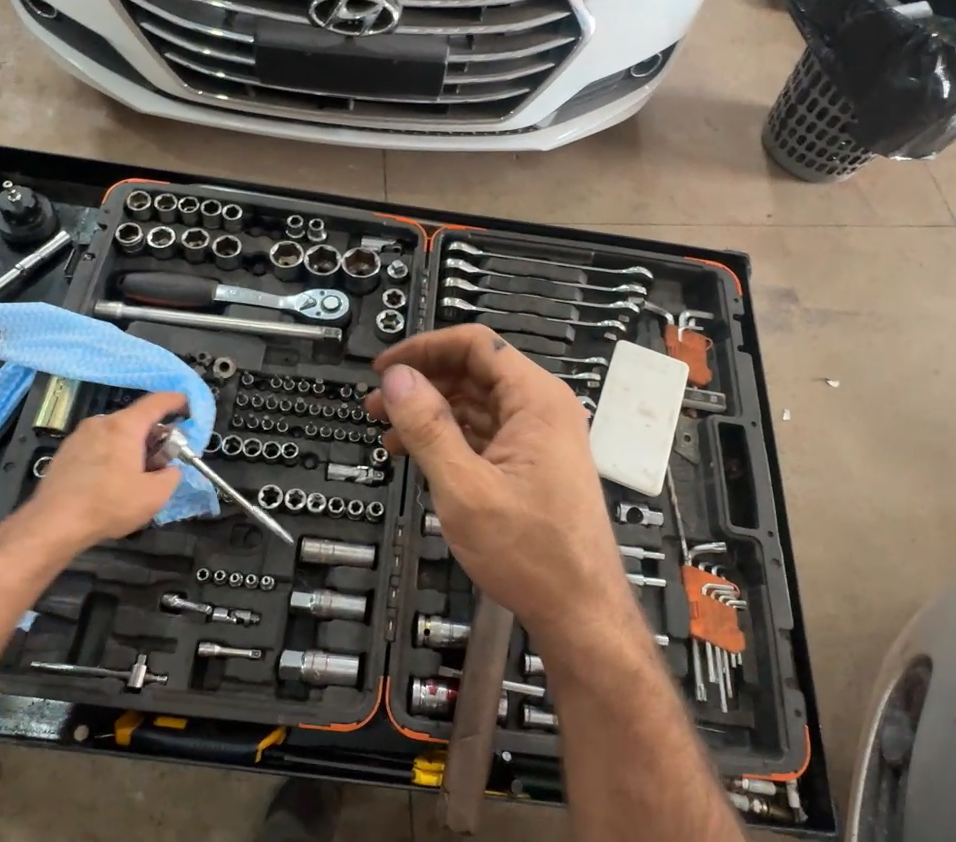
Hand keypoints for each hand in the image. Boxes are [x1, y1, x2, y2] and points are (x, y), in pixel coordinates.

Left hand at [17, 391, 186, 551]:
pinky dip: (111, 456)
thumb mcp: (155, 495)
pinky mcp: (65, 453)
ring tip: (134, 477)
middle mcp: (100, 423)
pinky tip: (109, 483)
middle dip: (154, 436)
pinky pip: (97, 446)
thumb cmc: (108, 505)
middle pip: (136, 420)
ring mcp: (79, 436)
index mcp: (125, 426)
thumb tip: (169, 469)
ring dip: (131, 447)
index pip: (158, 402)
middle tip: (162, 461)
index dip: (178, 401)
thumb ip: (172, 475)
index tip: (189, 407)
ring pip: (116, 434)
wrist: (53, 524)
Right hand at [365, 325, 631, 647]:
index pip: (475, 344)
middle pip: (475, 372)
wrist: (580, 611)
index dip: (424, 348)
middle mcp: (542, 409)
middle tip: (375, 404)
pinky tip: (418, 456)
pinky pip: (486, 434)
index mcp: (536, 400)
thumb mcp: (465, 488)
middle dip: (422, 382)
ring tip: (388, 433)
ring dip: (431, 412)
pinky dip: (450, 438)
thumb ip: (428, 427)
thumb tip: (396, 378)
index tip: (385, 368)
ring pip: (477, 404)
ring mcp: (540, 438)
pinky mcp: (533, 464)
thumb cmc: (529, 551)